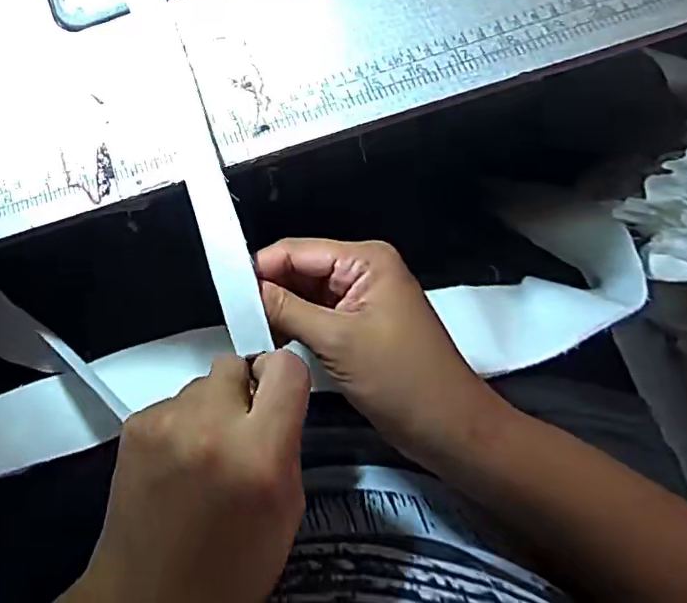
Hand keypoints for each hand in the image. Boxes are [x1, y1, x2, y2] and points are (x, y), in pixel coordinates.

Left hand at [64, 351, 311, 602]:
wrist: (151, 591)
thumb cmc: (222, 570)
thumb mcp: (283, 514)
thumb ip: (284, 449)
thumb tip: (279, 404)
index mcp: (259, 456)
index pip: (285, 370)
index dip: (286, 376)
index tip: (280, 388)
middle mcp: (210, 426)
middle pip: (233, 365)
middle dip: (242, 391)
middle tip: (241, 429)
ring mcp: (167, 420)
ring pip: (199, 384)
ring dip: (207, 408)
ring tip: (205, 455)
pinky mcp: (137, 420)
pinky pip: (170, 402)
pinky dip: (178, 422)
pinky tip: (178, 461)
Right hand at [255, 238, 510, 463]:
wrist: (456, 436)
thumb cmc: (406, 384)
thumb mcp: (336, 341)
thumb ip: (284, 308)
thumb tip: (245, 289)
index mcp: (366, 260)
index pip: (295, 250)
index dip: (261, 268)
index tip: (229, 290)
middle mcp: (362, 269)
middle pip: (297, 268)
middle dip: (270, 290)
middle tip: (240, 314)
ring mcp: (360, 296)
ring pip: (301, 291)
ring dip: (279, 309)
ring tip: (255, 329)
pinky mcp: (356, 321)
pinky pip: (313, 310)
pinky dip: (293, 323)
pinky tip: (276, 337)